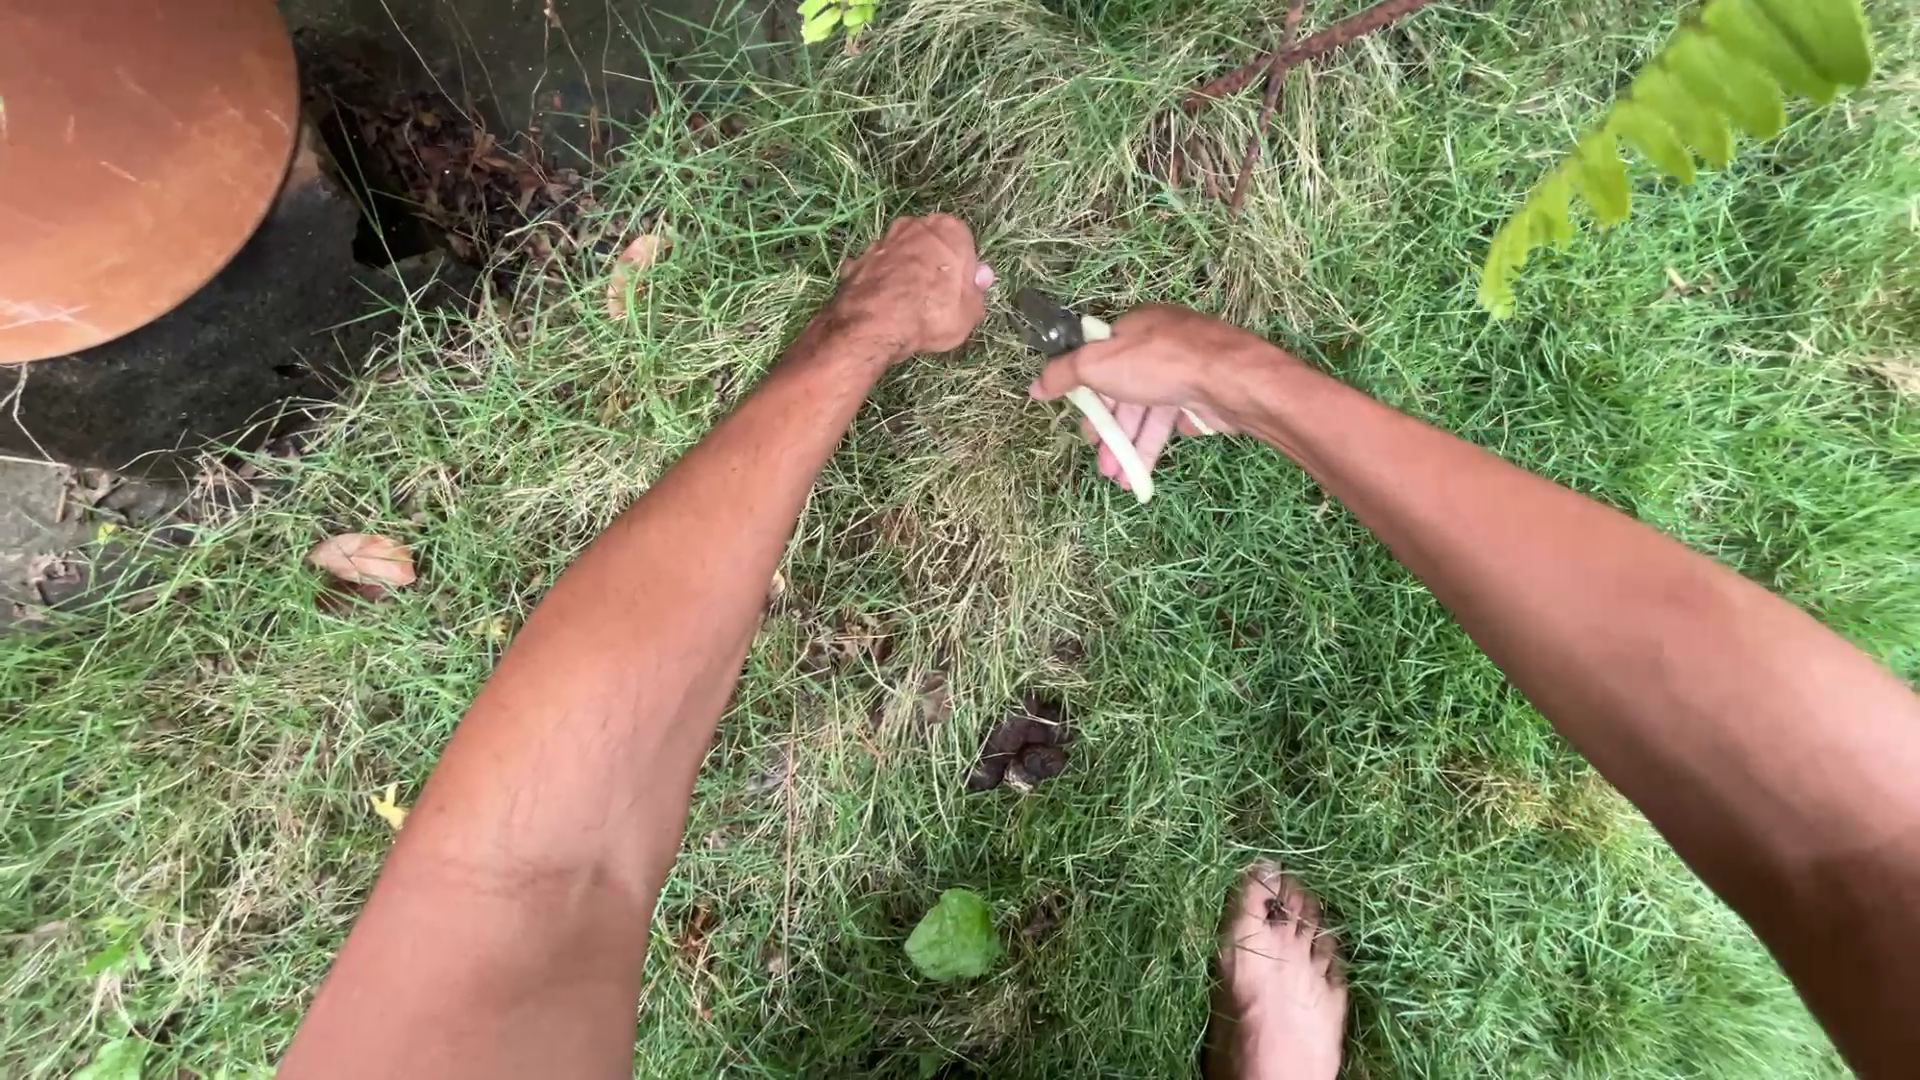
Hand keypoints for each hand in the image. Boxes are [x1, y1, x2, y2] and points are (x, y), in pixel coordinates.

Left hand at [829, 214, 994, 359]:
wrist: (877, 323)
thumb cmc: (933, 314)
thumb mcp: (970, 312)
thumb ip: (976, 292)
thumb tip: (979, 278)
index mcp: (949, 230)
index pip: (963, 245)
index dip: (962, 272)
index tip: (960, 294)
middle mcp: (915, 225)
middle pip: (930, 246)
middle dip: (933, 266)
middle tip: (936, 300)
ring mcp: (883, 241)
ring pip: (901, 255)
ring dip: (905, 272)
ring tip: (907, 305)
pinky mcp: (859, 260)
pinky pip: (877, 271)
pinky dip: (880, 284)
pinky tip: (882, 306)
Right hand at [1027, 305, 1291, 489]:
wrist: (1230, 381)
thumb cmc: (1159, 364)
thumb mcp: (1098, 364)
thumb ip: (1063, 374)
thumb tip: (1034, 387)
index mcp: (1135, 327)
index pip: (1099, 360)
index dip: (1086, 395)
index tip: (1080, 424)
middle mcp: (1159, 345)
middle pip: (1122, 392)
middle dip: (1109, 431)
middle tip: (1099, 460)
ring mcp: (1183, 372)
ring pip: (1145, 413)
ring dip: (1128, 447)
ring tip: (1118, 478)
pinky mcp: (1201, 397)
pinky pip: (1168, 424)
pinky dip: (1152, 448)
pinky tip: (1142, 471)